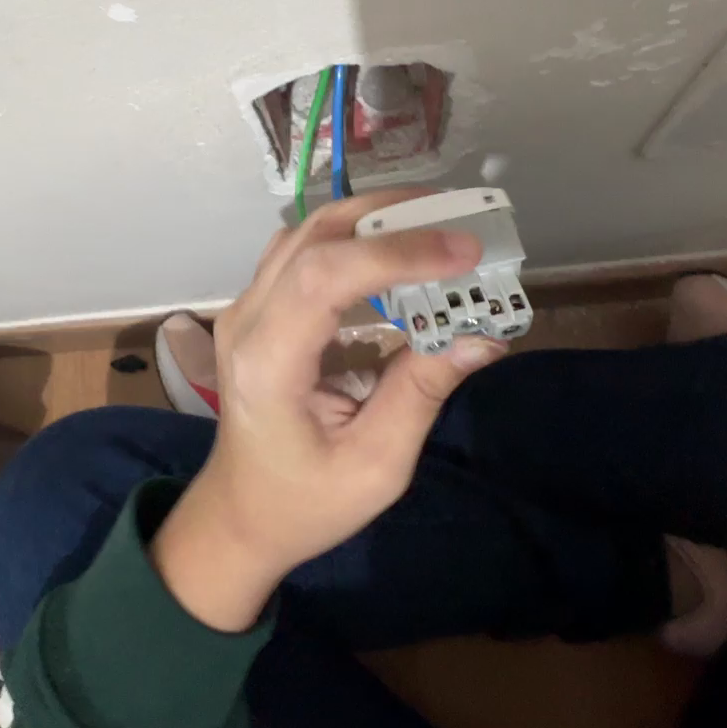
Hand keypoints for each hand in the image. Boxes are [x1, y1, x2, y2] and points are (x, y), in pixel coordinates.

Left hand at [151, 191, 507, 629]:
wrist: (243, 511)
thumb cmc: (306, 502)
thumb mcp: (377, 464)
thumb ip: (422, 391)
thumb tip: (483, 334)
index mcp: (268, 362)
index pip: (324, 276)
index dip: (395, 252)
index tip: (464, 250)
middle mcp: (246, 320)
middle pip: (312, 237)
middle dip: (389, 216)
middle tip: (457, 217)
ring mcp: (245, 309)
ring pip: (305, 233)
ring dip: (370, 218)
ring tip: (434, 224)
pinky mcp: (257, 309)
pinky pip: (302, 252)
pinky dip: (351, 239)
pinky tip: (393, 250)